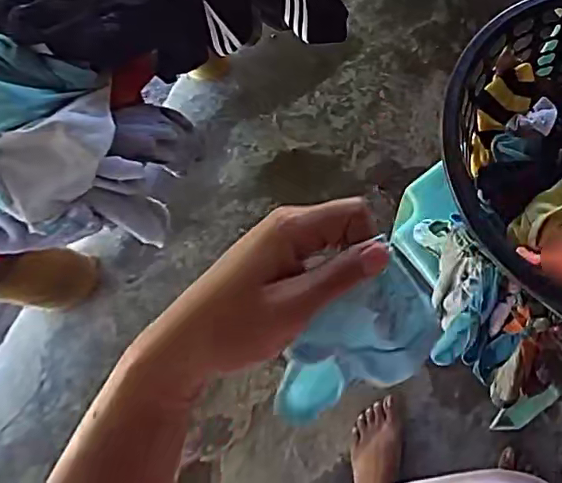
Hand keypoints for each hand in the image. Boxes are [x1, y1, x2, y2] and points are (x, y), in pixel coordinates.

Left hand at [129, 198, 388, 401]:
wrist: (178, 350)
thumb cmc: (234, 329)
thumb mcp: (294, 306)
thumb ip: (341, 276)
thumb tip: (384, 250)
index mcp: (292, 225)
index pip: (354, 211)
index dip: (367, 242)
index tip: (363, 282)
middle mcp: (286, 222)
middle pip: (342, 224)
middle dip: (355, 257)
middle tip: (351, 301)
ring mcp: (276, 239)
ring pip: (328, 241)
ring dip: (337, 270)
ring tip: (330, 309)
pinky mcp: (270, 256)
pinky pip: (311, 254)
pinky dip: (320, 276)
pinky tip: (309, 307)